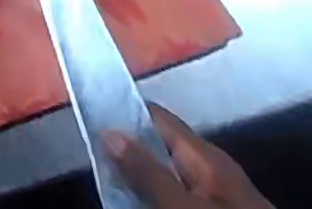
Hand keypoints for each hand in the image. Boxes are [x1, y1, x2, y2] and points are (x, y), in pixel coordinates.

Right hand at [105, 105, 274, 208]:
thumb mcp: (182, 206)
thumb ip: (146, 170)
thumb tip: (108, 131)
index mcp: (206, 156)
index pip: (154, 115)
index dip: (121, 111)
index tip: (90, 116)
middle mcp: (213, 169)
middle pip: (159, 146)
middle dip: (129, 151)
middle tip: (98, 158)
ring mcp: (220, 196)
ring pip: (168, 173)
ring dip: (142, 178)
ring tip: (113, 183)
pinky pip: (181, 194)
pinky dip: (159, 196)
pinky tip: (141, 202)